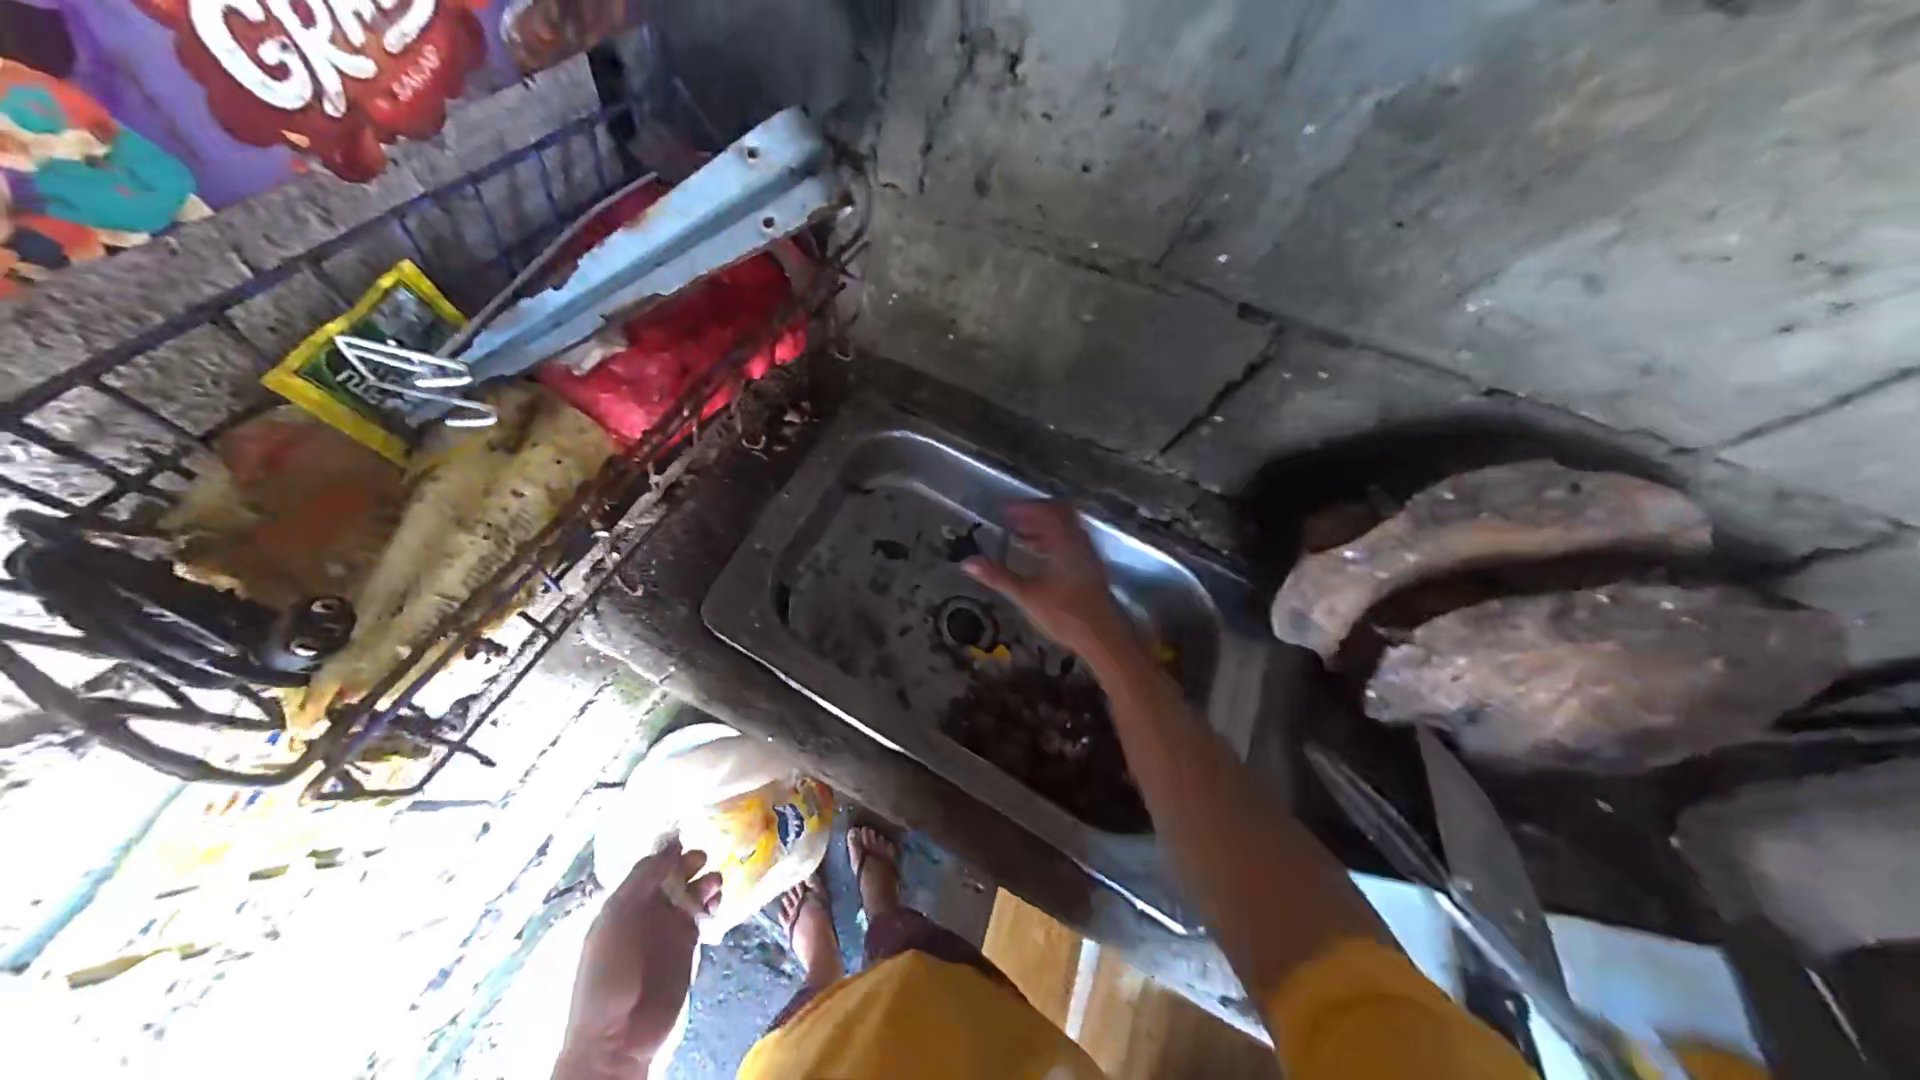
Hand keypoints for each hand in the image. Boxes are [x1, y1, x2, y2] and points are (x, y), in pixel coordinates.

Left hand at [555, 840, 720, 1079]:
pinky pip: (704, 912)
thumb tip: (671, 845)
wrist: (618, 1035)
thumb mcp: (617, 918)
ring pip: (692, 889)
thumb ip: (643, 879)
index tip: (688, 830)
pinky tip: (718, 898)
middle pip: (674, 873)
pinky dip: (714, 901)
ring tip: (713, 881)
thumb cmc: (608, 973)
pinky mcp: (689, 943)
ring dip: (704, 879)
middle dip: (689, 861)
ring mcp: (669, 926)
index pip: (649, 865)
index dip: (667, 848)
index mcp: (623, 901)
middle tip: (702, 856)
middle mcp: (647, 908)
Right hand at [962, 500, 1136, 661]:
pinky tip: (1041, 558)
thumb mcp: (1026, 595)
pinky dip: (1054, 543)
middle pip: (1060, 516)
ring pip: (1067, 531)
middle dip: (1035, 516)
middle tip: (1013, 522)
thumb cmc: (1064, 614)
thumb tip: (968, 562)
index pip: (1047, 511)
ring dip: (1045, 530)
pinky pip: (1072, 544)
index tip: (1005, 510)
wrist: (1102, 636)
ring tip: (1022, 538)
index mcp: (1065, 542)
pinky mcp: (1093, 570)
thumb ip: (997, 577)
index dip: (1025, 507)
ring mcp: (1089, 556)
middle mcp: (1080, 543)